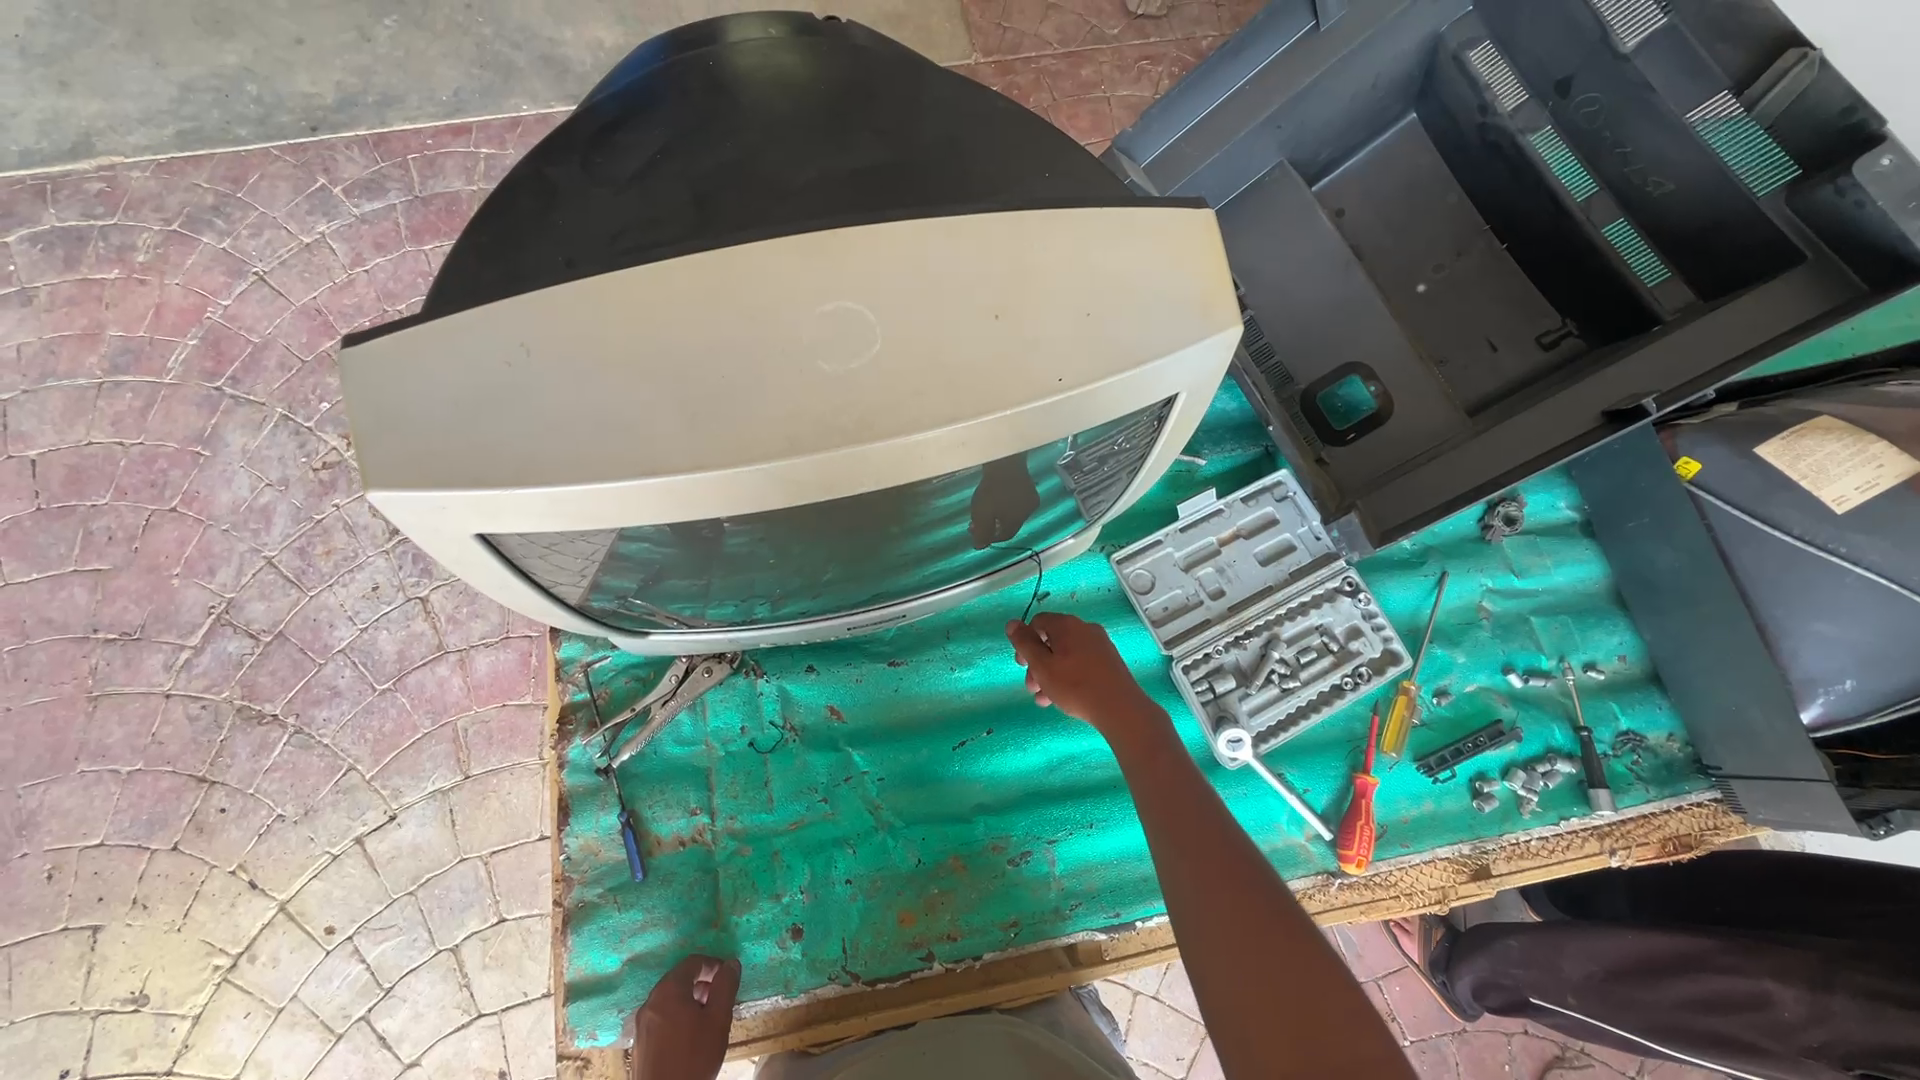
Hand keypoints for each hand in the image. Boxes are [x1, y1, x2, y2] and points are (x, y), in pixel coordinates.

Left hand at [631, 955, 740, 1079]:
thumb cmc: (694, 1056)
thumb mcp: (718, 1019)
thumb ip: (726, 987)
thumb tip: (731, 964)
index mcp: (669, 990)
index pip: (692, 962)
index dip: (713, 964)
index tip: (728, 976)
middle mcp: (651, 1001)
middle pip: (678, 979)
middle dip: (701, 982)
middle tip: (720, 997)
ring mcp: (642, 1022)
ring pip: (669, 998)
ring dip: (690, 999)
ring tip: (707, 1017)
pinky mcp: (639, 1040)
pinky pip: (661, 1015)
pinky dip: (677, 1014)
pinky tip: (689, 1034)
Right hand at [1006, 613, 1163, 740]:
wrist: (1119, 707)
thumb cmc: (1075, 685)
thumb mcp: (1042, 666)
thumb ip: (1025, 643)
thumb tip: (1011, 622)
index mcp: (1066, 625)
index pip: (1038, 622)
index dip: (1025, 642)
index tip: (1021, 665)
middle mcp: (1084, 628)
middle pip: (1052, 640)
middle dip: (1037, 664)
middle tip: (1032, 687)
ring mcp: (1099, 644)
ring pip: (1066, 655)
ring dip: (1050, 674)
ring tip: (1045, 699)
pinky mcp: (1109, 661)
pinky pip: (1081, 663)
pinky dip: (1068, 676)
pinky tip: (1064, 698)